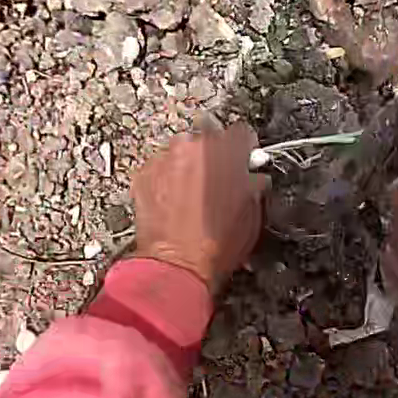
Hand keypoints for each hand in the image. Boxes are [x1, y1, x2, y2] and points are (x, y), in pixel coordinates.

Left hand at [131, 121, 267, 293]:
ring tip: (194, 196)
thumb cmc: (217, 243)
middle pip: (209, 140)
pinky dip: (167, 180)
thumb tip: (253, 178)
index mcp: (227, 150)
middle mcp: (194, 146)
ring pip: (182, 152)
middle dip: (214, 159)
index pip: (242, 133)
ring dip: (189, 167)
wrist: (178, 265)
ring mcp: (166, 159)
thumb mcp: (252, 213)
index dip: (245, 150)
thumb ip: (254, 184)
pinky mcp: (144, 174)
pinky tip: (175, 203)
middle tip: (218, 184)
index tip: (244, 160)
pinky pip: (160, 168)